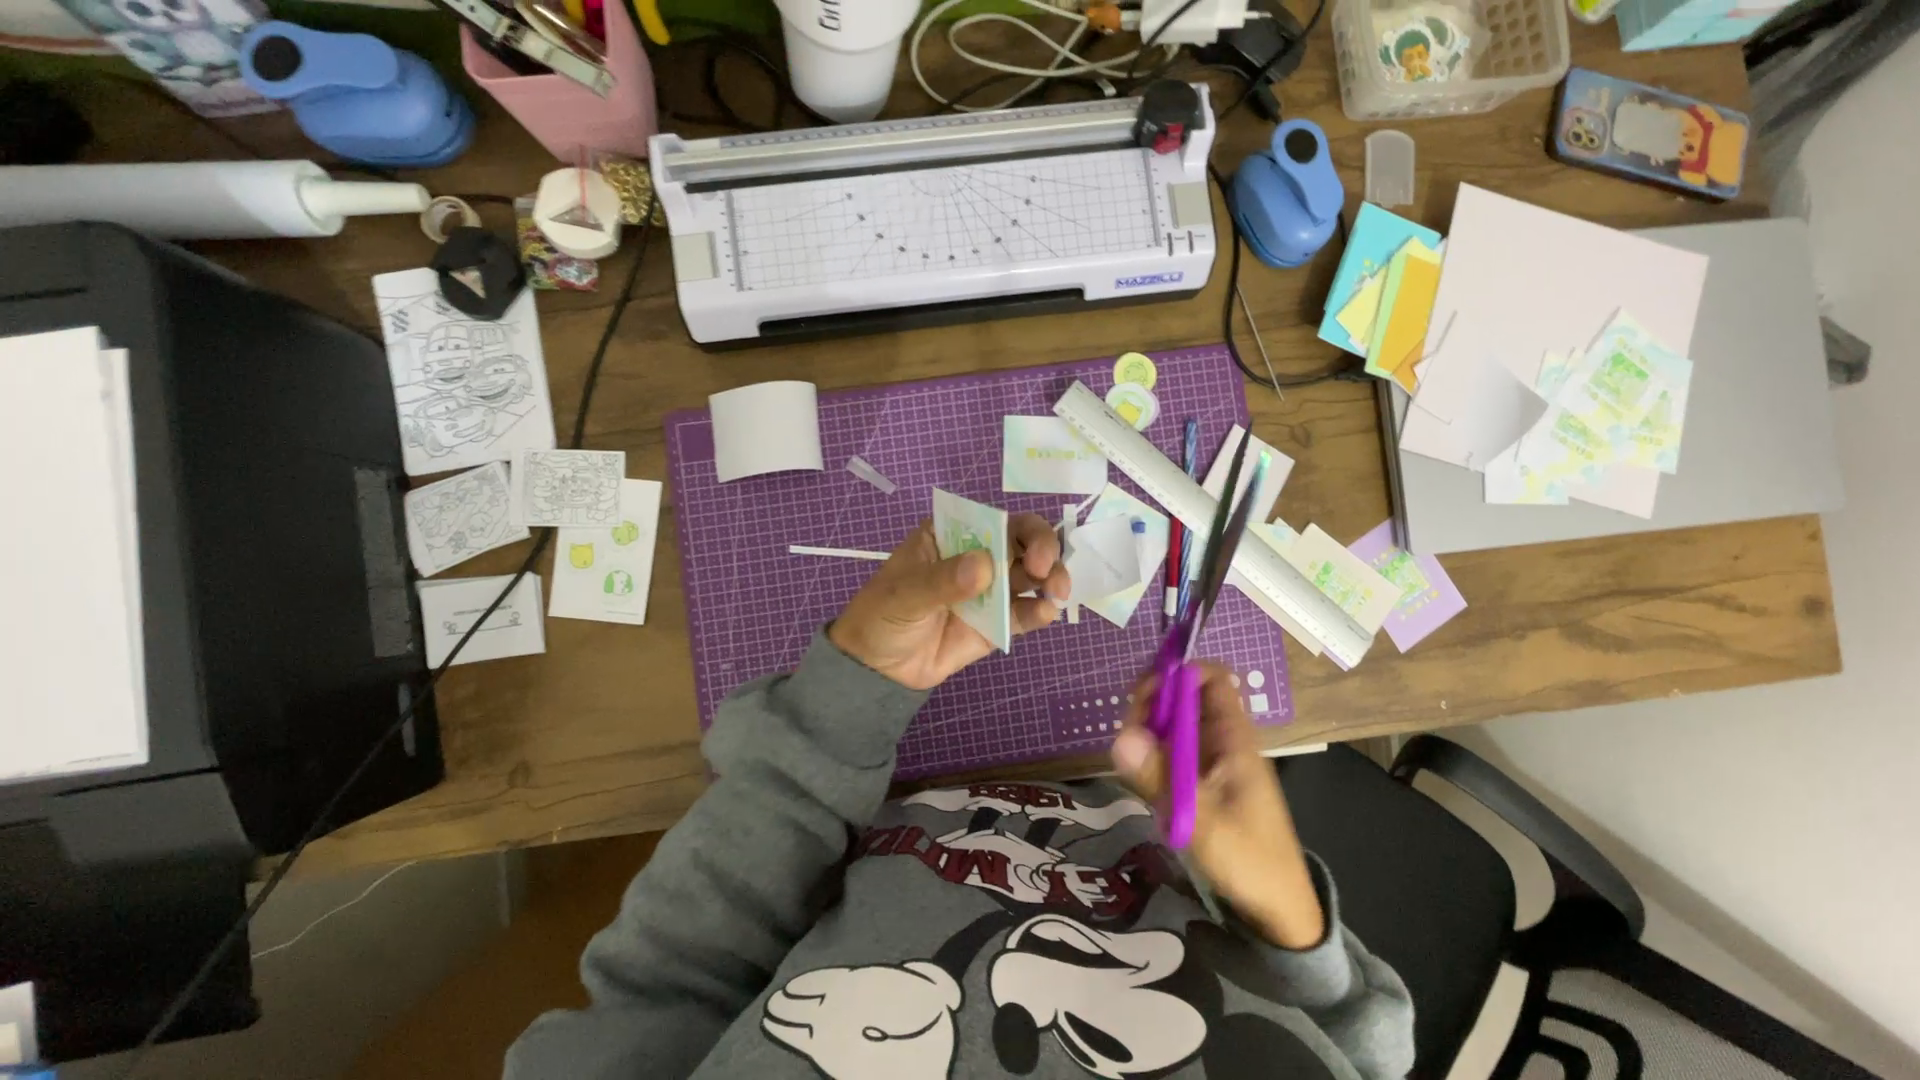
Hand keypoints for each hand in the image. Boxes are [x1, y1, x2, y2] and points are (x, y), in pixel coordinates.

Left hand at [828, 514, 1070, 690]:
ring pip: (1031, 576)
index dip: (1022, 529)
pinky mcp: (997, 624)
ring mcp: (989, 591)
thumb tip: (985, 566)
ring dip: (1051, 580)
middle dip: (1044, 552)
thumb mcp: (903, 595)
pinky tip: (1045, 614)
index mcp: (951, 535)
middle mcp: (976, 557)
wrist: (875, 669)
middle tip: (1048, 574)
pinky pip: (1024, 613)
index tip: (1032, 553)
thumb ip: (942, 581)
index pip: (995, 519)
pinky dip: (1039, 611)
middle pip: (1022, 543)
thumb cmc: (880, 616)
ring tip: (1057, 595)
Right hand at [1110, 664, 1325, 949]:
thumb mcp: (1202, 822)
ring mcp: (1212, 763)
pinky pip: (1172, 752)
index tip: (1144, 695)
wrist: (1278, 911)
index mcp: (1235, 740)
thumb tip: (1120, 735)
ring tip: (1129, 758)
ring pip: (1175, 725)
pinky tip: (1140, 776)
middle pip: (1186, 698)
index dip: (1179, 675)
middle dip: (1153, 703)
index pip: (1211, 679)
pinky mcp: (1201, 785)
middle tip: (1127, 733)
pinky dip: (1153, 754)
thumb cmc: (1250, 863)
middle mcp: (1223, 743)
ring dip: (1149, 730)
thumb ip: (1160, 778)